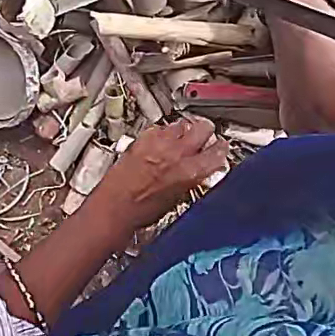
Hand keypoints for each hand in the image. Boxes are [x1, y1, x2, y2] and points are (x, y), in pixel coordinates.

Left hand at [89, 116, 230, 226]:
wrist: (113, 208)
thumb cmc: (140, 211)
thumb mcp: (177, 199)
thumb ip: (191, 179)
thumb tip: (198, 172)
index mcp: (189, 172)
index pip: (217, 152)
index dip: (221, 150)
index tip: (221, 148)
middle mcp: (176, 153)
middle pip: (202, 128)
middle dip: (206, 132)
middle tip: (204, 136)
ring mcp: (158, 143)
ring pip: (181, 124)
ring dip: (184, 131)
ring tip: (181, 139)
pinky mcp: (142, 139)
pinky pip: (160, 128)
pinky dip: (163, 133)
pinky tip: (160, 142)